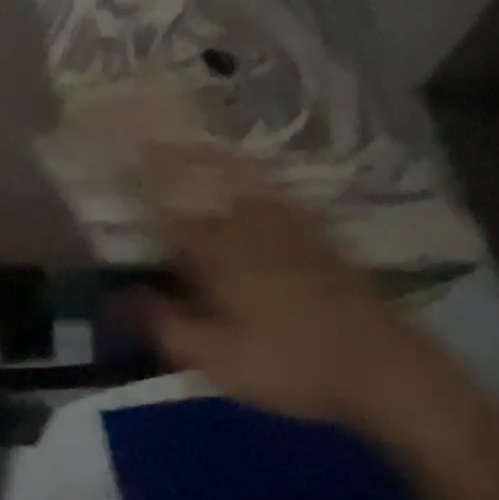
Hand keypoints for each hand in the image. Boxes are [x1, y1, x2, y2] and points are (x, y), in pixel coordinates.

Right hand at [128, 145, 430, 425]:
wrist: (385, 369)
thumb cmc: (288, 362)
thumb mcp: (214, 357)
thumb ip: (162, 322)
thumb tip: (119, 294)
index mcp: (213, 245)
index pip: (162, 200)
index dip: (135, 174)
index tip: (113, 150)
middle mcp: (244, 220)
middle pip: (199, 176)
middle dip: (169, 151)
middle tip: (143, 130)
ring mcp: (285, 221)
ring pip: (236, 176)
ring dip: (207, 153)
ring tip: (186, 136)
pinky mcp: (317, 232)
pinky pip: (275, 187)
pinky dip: (254, 169)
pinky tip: (251, 163)